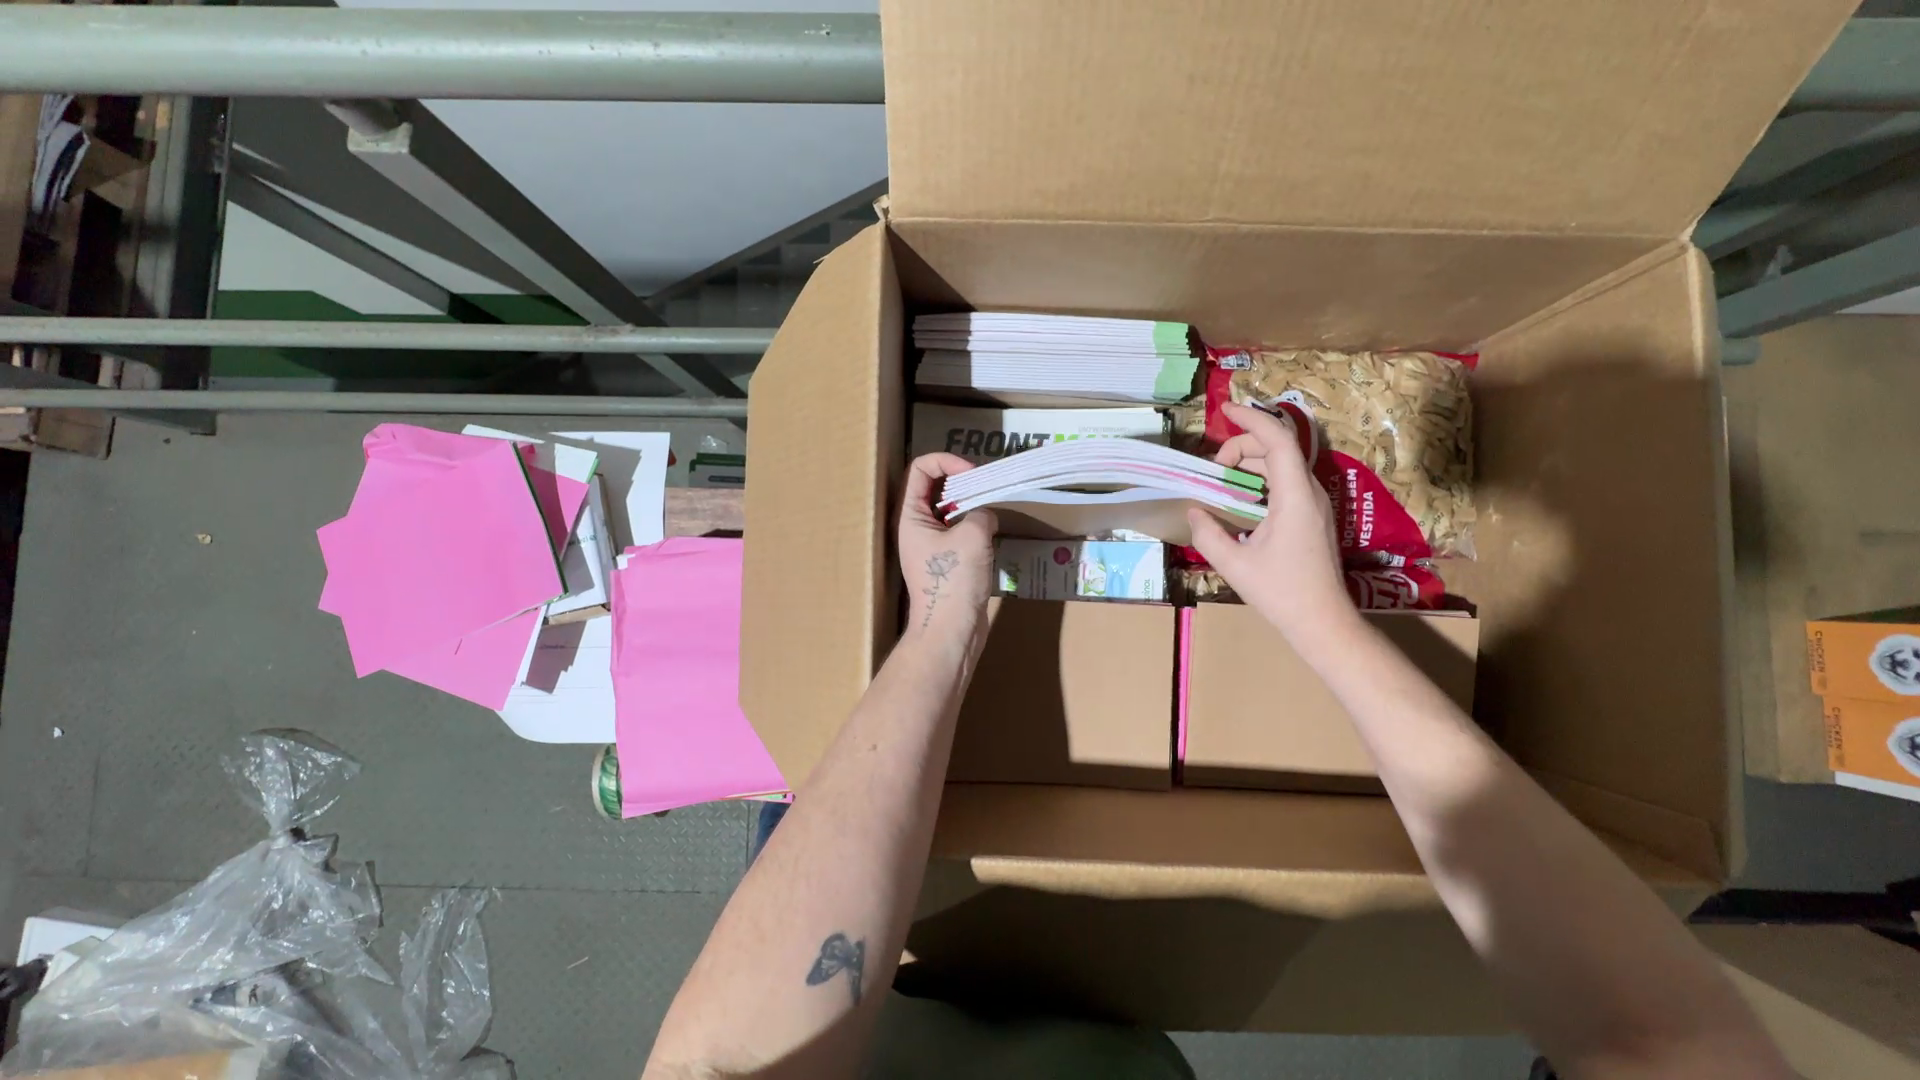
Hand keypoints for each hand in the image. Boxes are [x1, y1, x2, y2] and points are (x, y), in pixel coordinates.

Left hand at [899, 453, 995, 636]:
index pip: (921, 469)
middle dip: (963, 482)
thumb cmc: (953, 581)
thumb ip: (981, 512)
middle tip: (988, 487)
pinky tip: (997, 531)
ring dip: (973, 505)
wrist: (950, 631)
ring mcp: (931, 546)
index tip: (971, 472)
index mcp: (911, 516)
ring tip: (996, 506)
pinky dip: (977, 527)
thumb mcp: (973, 536)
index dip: (946, 461)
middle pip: (936, 488)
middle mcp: (917, 528)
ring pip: (951, 512)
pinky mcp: (947, 563)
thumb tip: (987, 514)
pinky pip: (961, 533)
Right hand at [1187, 402, 1354, 643]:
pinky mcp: (1313, 516)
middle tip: (1214, 467)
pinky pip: (1287, 482)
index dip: (1251, 419)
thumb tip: (1195, 511)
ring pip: (1283, 464)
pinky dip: (1262, 478)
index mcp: (1294, 496)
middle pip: (1278, 447)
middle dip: (1243, 444)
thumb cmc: (1281, 592)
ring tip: (1222, 480)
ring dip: (1251, 462)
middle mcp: (1310, 492)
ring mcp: (1315, 504)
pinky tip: (1241, 499)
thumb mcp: (1234, 564)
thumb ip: (1208, 533)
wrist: (1322, 620)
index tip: (1225, 410)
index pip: (1277, 440)